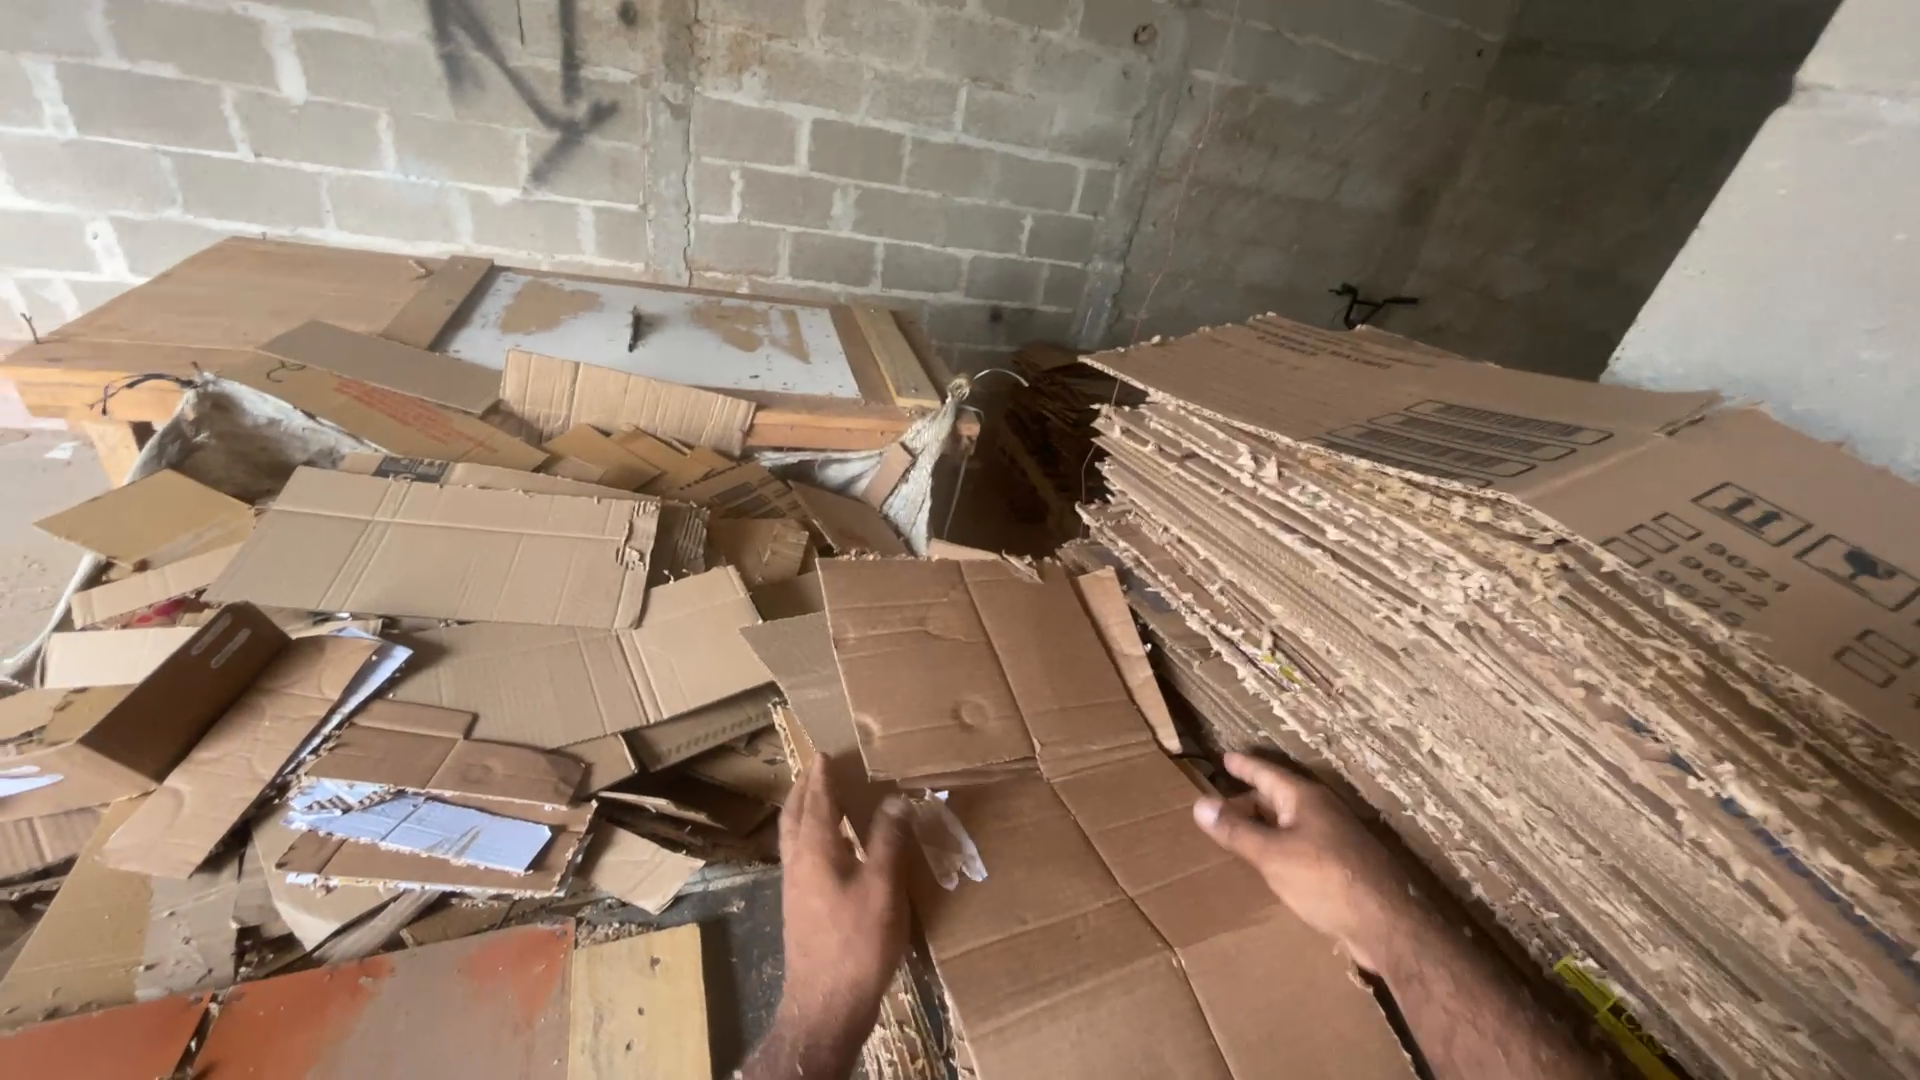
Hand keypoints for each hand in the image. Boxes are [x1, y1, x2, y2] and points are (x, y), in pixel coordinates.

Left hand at [775, 754, 911, 1046]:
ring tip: (819, 801)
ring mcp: (795, 888)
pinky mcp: (800, 908)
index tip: (824, 753)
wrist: (826, 1005)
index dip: (821, 777)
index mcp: (815, 850)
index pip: (816, 802)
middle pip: (793, 816)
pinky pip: (801, 857)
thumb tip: (896, 799)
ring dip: (803, 813)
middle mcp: (798, 863)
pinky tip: (831, 850)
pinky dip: (810, 837)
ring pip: (793, 838)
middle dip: (803, 790)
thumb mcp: (882, 887)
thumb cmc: (856, 942)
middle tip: (814, 770)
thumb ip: (888, 840)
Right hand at [1193, 752, 1426, 971]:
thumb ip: (1235, 830)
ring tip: (1240, 833)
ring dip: (1264, 824)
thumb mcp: (1270, 854)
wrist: (1388, 926)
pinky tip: (1271, 862)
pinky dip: (1280, 845)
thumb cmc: (1325, 880)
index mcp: (1304, 798)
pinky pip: (1301, 843)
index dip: (1244, 766)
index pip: (1266, 773)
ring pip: (1290, 821)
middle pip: (1277, 797)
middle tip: (1221, 807)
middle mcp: (1322, 810)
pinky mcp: (1344, 864)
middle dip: (1249, 800)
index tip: (1225, 758)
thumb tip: (1200, 804)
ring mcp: (1336, 837)